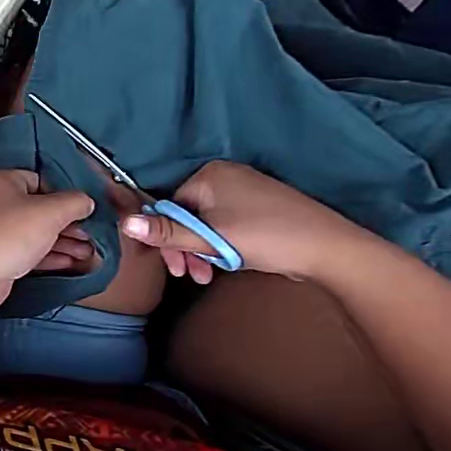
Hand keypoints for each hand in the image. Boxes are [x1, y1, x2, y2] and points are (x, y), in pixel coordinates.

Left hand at [0, 169, 96, 308]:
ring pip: (36, 232)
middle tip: (91, 234)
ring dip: (63, 241)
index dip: (65, 194)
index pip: (41, 180)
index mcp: (2, 181)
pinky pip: (29, 250)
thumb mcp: (51, 212)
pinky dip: (49, 254)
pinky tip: (71, 262)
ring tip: (88, 251)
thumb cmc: (9, 236)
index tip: (84, 208)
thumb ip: (74, 203)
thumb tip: (87, 202)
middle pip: (41, 209)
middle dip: (69, 224)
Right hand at [118, 161, 363, 281]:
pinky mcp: (256, 207)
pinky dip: (220, 246)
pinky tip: (226, 264)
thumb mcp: (211, 238)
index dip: (167, 240)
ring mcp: (242, 191)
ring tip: (208, 276)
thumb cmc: (266, 236)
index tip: (175, 267)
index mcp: (209, 175)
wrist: (325, 247)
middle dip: (186, 249)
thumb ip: (168, 233)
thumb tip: (125, 224)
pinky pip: (224, 225)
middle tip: (193, 276)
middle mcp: (224, 176)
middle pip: (186, 216)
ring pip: (205, 224)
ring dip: (202, 252)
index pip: (170, 207)